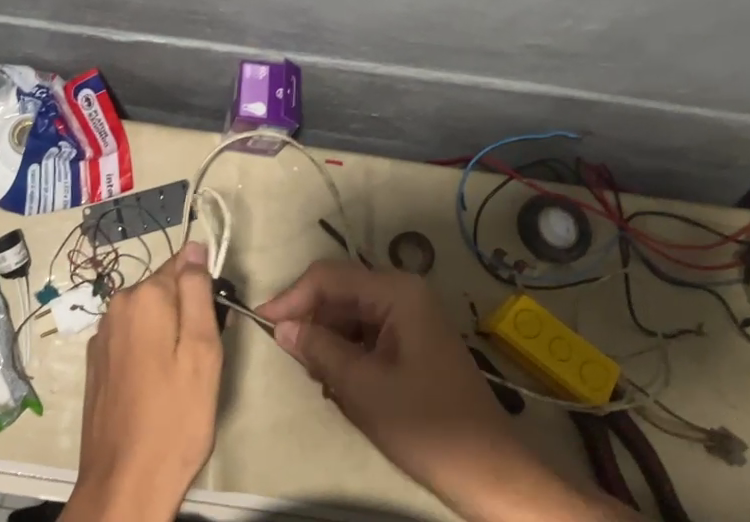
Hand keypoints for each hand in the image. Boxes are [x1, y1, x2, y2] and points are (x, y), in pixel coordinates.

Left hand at [64, 242, 222, 521]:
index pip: (182, 266)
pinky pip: (132, 341)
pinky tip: (160, 389)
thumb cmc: (175, 416)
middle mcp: (115, 307)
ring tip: (185, 380)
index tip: (217, 326)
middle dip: (188, 315)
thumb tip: (194, 247)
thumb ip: (198, 292)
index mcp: (143, 297)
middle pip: (164, 292)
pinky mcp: (96, 364)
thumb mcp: (202, 350)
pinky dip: (150, 354)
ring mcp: (102, 337)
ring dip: (169, 335)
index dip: (206, 291)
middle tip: (205, 360)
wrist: (125, 480)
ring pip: (149, 317)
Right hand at [258, 261, 631, 521]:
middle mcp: (404, 294)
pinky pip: (367, 335)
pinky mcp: (413, 343)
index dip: (292, 297)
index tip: (261, 323)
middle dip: (312, 322)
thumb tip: (281, 327)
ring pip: (350, 316)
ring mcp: (411, 319)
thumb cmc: (425, 424)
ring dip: (329, 342)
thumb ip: (318, 349)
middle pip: (339, 294)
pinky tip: (341, 385)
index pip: (328, 277)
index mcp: (396, 292)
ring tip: (318, 379)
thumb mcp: (361, 387)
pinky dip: (348, 355)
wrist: (488, 471)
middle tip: (290, 358)